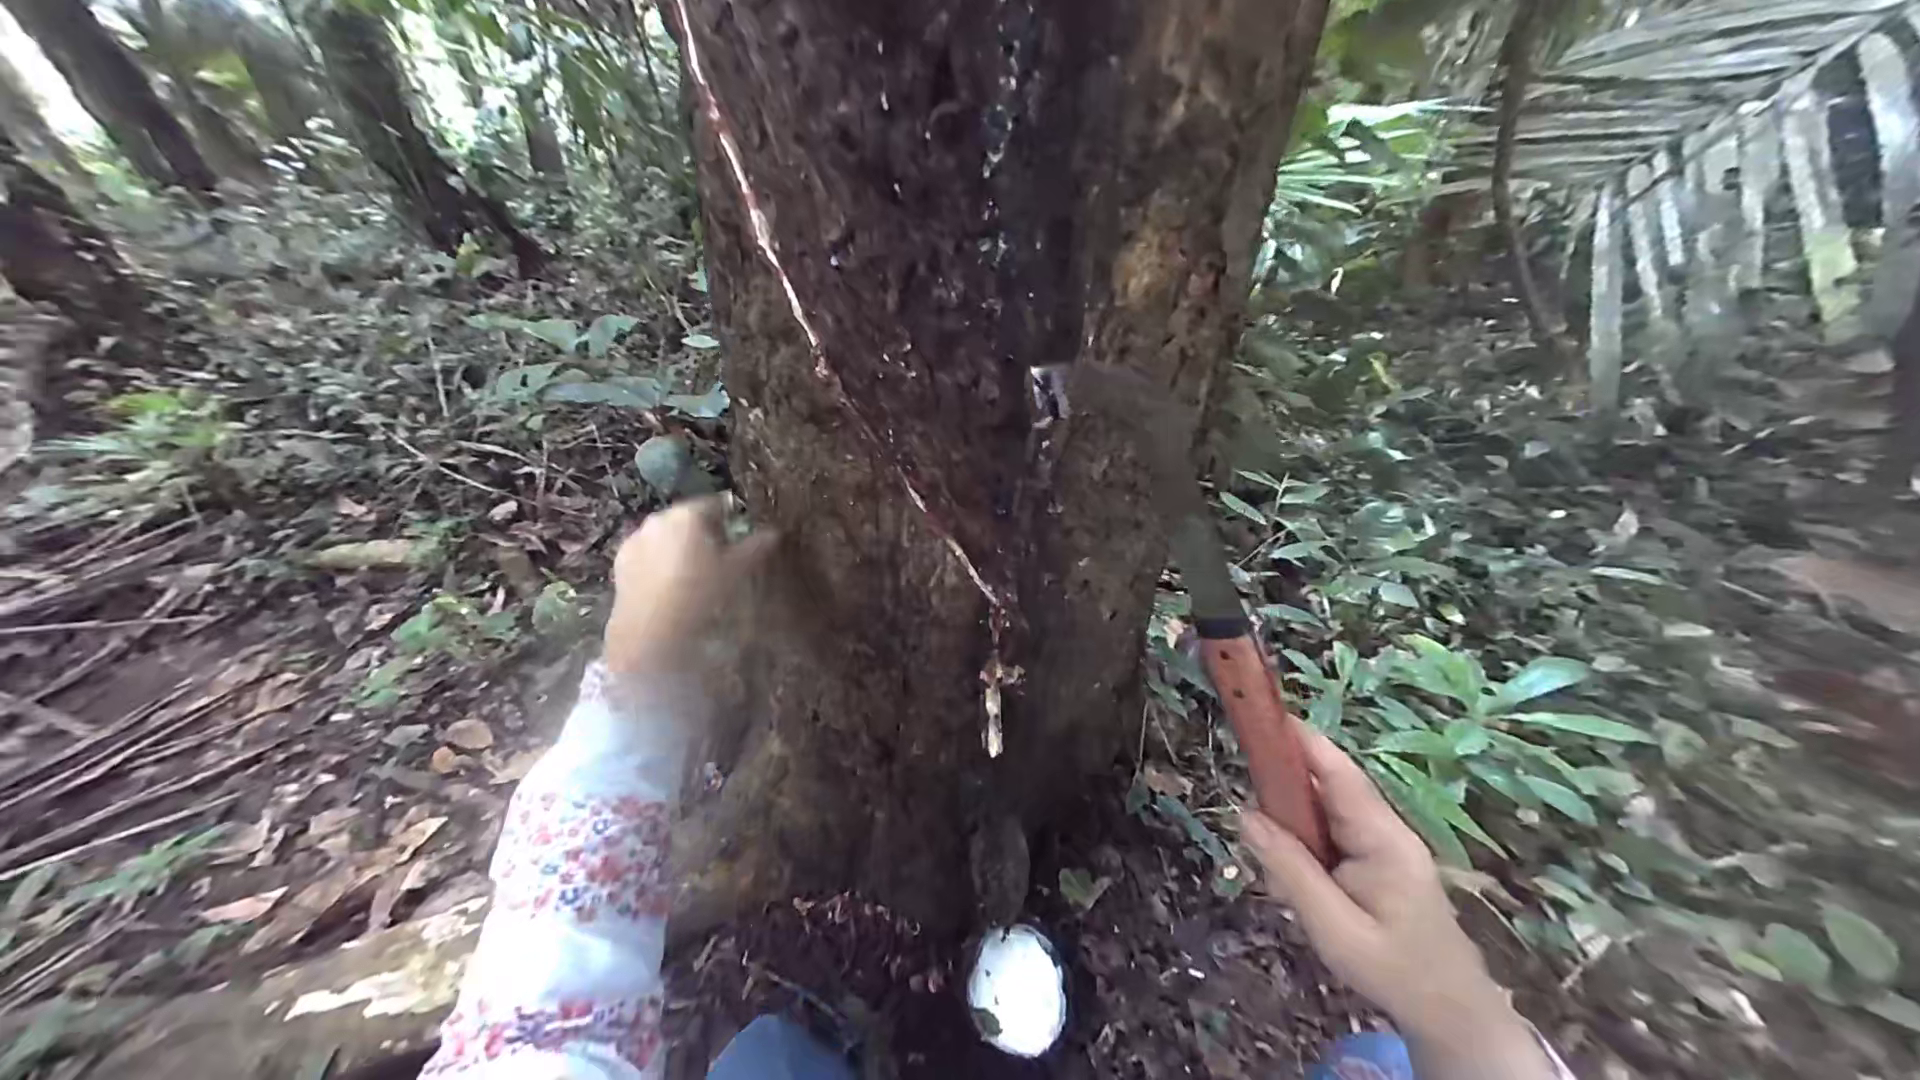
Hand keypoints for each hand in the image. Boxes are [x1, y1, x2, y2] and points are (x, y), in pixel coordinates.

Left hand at [603, 495, 775, 676]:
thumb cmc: (699, 592)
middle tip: (718, 554)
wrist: (650, 628)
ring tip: (693, 570)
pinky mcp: (621, 558)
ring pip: (666, 533)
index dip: (730, 517)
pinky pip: (648, 550)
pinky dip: (659, 557)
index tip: (738, 535)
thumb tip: (773, 533)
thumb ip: (756, 546)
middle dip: (704, 530)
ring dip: (680, 543)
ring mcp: (636, 537)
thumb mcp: (736, 569)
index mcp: (689, 514)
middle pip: (688, 516)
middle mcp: (659, 517)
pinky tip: (669, 581)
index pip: (715, 503)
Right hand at [1240, 732, 1554, 1079]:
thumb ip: (1289, 867)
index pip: (1337, 772)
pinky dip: (1301, 844)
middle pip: (1322, 785)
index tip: (1258, 717)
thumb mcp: (1333, 927)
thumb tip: (1245, 812)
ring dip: (1289, 826)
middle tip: (1251, 825)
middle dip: (1280, 793)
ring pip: (1319, 809)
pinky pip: (1325, 831)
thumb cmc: (1396, 972)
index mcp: (1383, 838)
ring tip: (1282, 879)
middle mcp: (1383, 828)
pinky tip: (1298, 884)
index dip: (1299, 739)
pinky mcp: (1372, 855)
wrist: (1453, 1016)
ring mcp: (1379, 840)